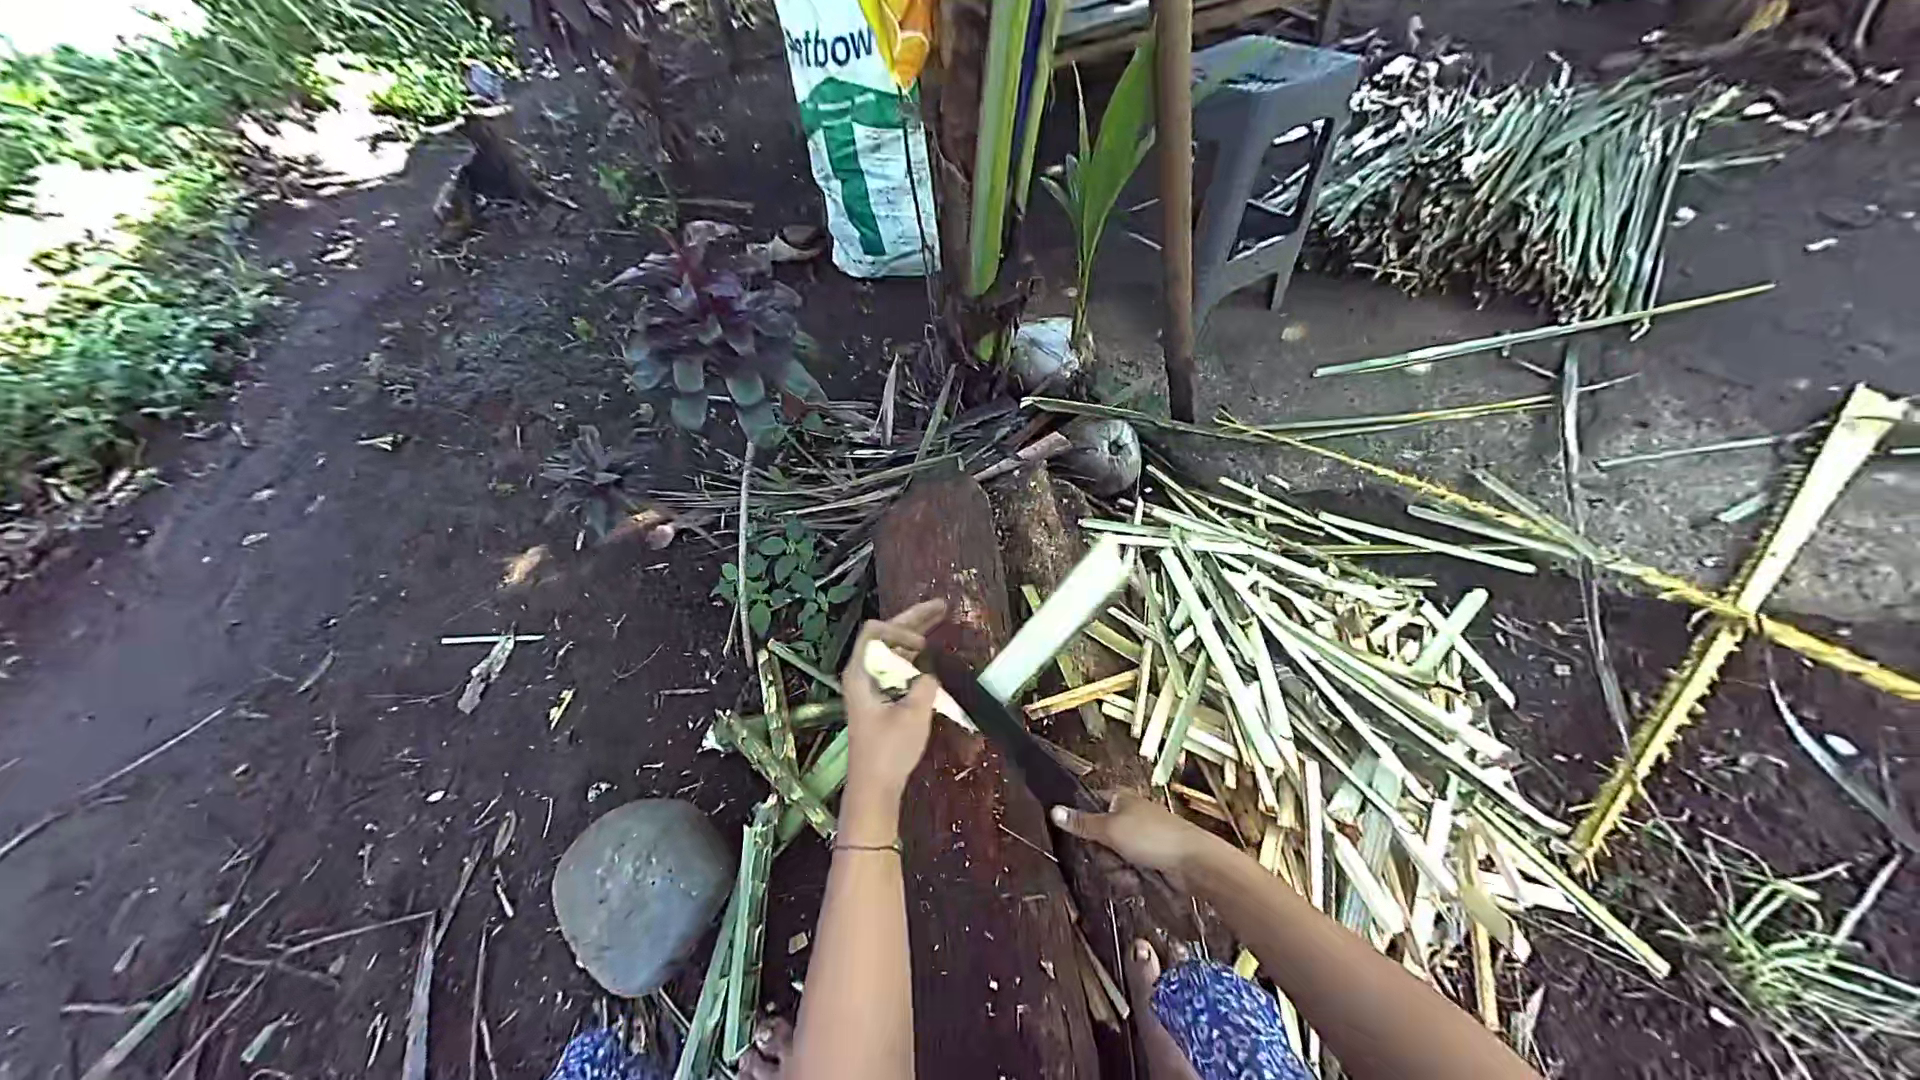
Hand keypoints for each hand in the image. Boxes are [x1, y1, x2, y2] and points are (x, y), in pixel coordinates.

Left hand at [839, 599, 947, 831]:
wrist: (875, 787)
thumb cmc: (888, 751)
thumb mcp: (913, 714)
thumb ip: (925, 685)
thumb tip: (930, 673)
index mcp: (860, 673)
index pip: (874, 631)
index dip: (900, 628)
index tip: (923, 645)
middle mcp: (863, 673)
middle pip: (886, 636)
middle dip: (914, 620)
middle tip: (942, 606)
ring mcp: (872, 686)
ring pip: (894, 650)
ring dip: (917, 635)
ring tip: (942, 619)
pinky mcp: (882, 698)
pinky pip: (898, 667)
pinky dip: (916, 657)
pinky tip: (934, 654)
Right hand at [1050, 792, 1228, 887]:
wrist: (1195, 865)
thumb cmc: (1154, 837)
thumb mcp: (1111, 829)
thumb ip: (1081, 823)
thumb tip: (1054, 810)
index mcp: (1119, 799)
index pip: (1088, 806)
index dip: (1083, 823)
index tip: (1083, 836)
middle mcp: (1127, 817)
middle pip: (1096, 838)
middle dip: (1102, 854)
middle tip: (1112, 856)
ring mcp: (1138, 841)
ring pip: (1109, 859)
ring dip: (1116, 870)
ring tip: (1129, 871)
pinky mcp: (1147, 862)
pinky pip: (1124, 872)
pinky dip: (1129, 879)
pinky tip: (1138, 880)